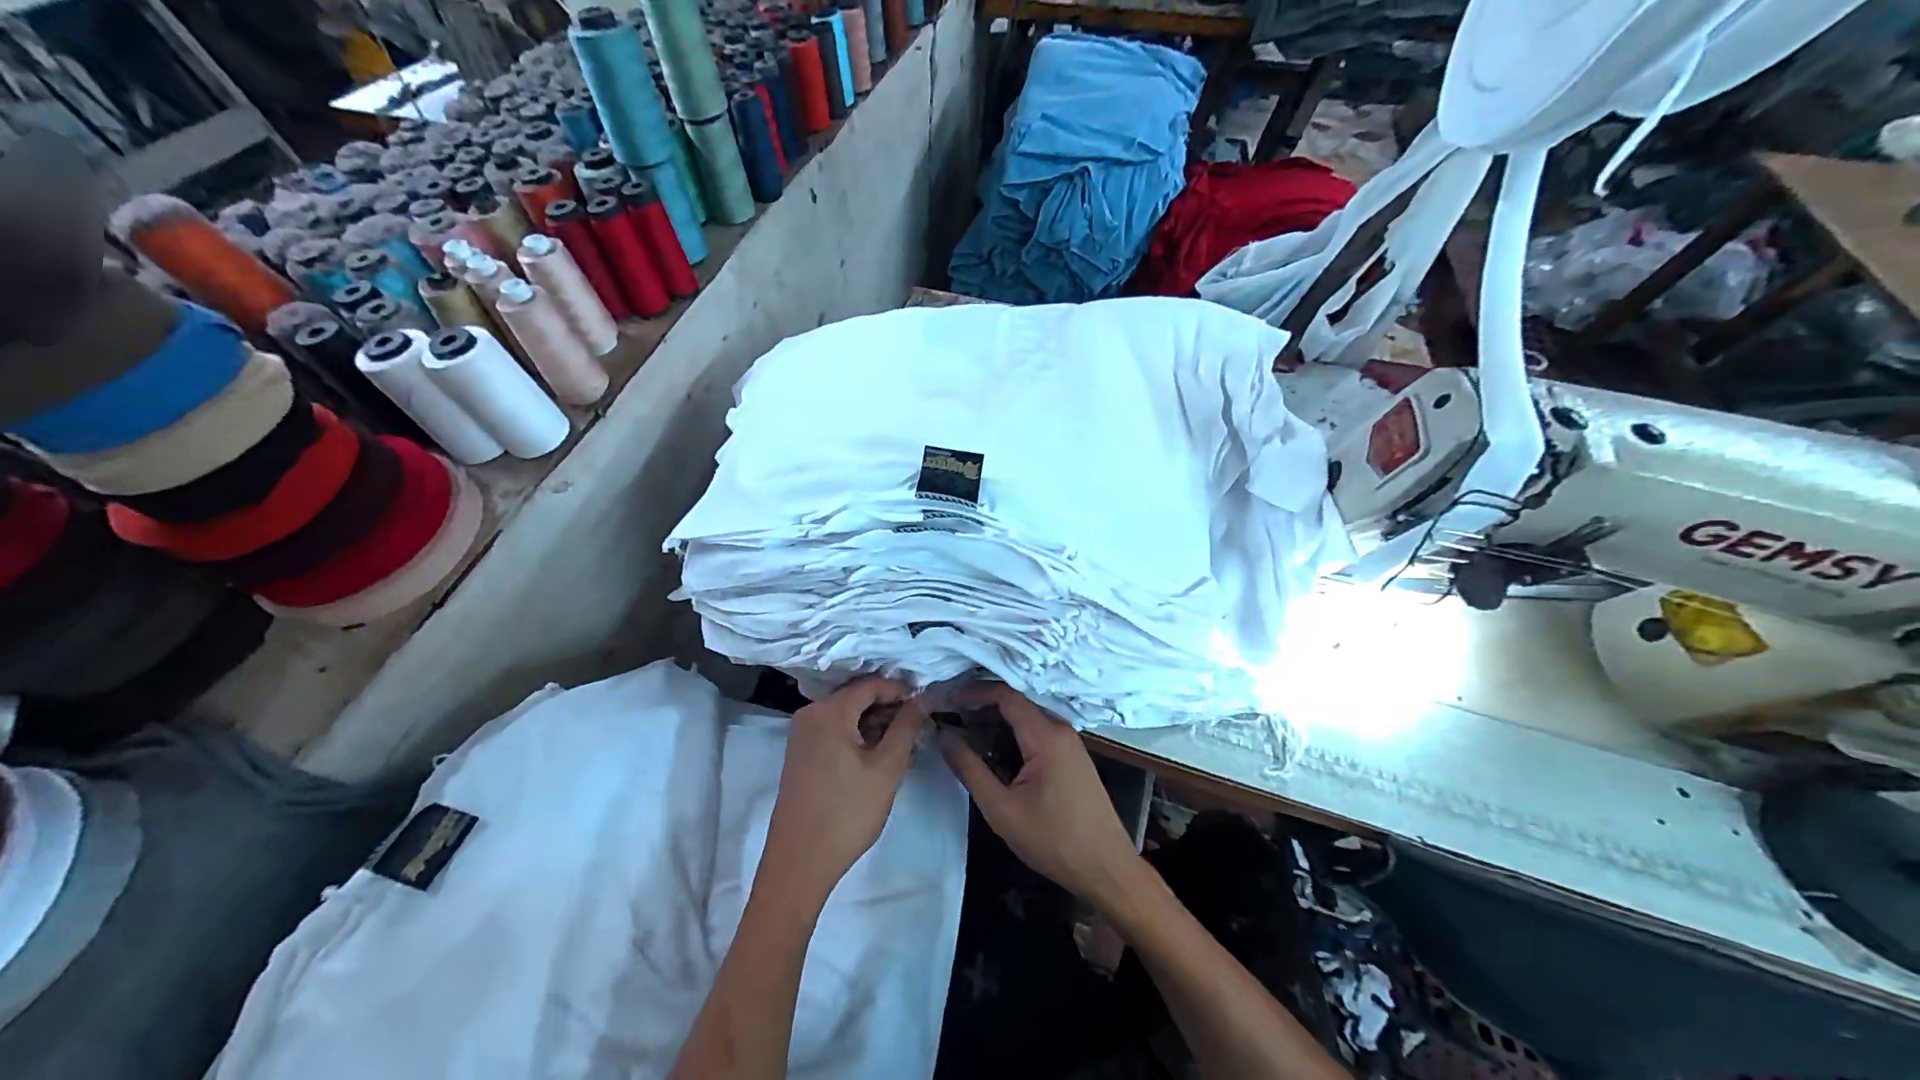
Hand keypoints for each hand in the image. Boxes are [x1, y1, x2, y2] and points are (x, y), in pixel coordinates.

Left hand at [757, 677, 927, 905]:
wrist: (800, 861)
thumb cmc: (847, 813)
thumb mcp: (886, 768)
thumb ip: (906, 727)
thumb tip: (922, 699)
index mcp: (828, 711)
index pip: (872, 684)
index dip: (902, 690)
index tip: (927, 705)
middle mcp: (810, 713)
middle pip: (857, 696)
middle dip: (889, 707)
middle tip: (918, 727)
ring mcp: (801, 733)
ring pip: (846, 714)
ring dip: (874, 722)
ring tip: (903, 743)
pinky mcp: (800, 752)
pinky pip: (834, 729)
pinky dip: (857, 734)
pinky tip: (877, 754)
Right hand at [939, 682, 1145, 913]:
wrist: (1106, 869)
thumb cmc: (1053, 841)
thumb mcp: (1002, 809)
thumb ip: (969, 768)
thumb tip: (943, 735)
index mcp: (1046, 736)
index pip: (1006, 695)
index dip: (974, 692)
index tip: (947, 701)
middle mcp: (1061, 730)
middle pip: (1016, 703)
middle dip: (982, 706)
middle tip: (950, 719)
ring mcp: (1070, 743)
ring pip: (1027, 718)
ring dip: (996, 722)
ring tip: (965, 735)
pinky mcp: (1072, 757)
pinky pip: (1038, 733)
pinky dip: (1012, 735)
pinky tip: (994, 752)